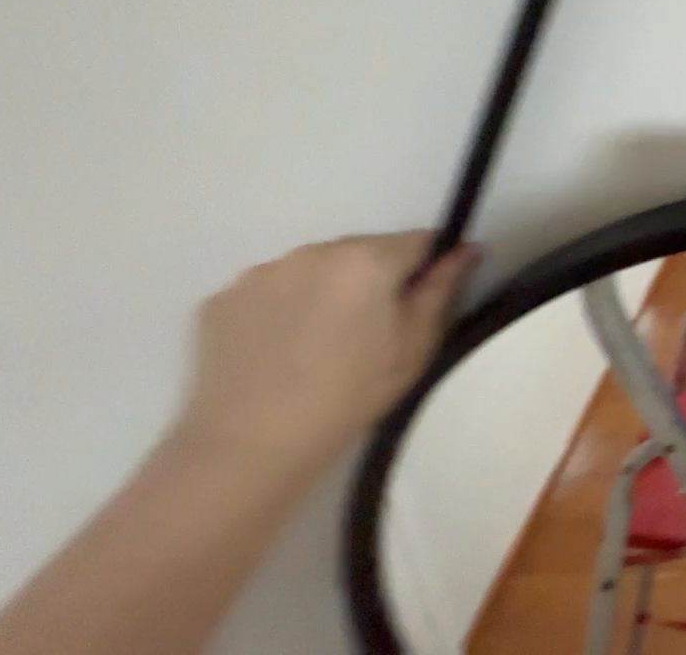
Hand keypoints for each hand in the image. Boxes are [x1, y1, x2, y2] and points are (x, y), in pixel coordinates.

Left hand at [174, 233, 478, 468]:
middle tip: (375, 326)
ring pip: (314, 268)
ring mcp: (259, 273)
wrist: (249, 445)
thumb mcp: (416, 343)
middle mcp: (313, 252)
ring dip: (328, 288)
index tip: (424, 299)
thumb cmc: (352, 392)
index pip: (418, 241)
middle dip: (377, 276)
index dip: (429, 266)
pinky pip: (270, 290)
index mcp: (368, 259)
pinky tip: (282, 347)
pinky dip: (283, 306)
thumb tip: (466, 249)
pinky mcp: (218, 300)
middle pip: (364, 250)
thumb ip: (443, 287)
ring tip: (324, 338)